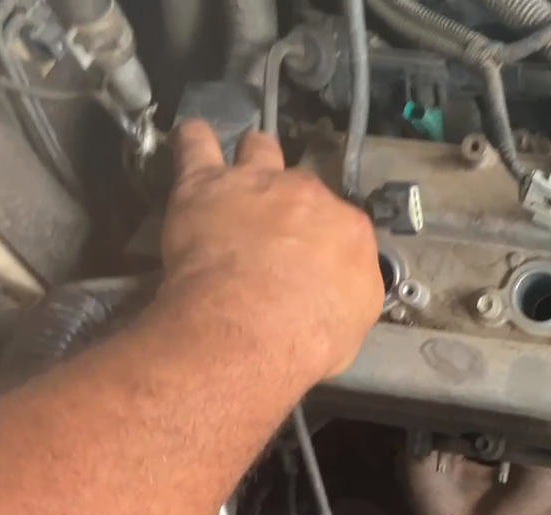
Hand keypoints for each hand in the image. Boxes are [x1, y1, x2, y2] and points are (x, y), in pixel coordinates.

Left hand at [153, 122, 382, 383]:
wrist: (257, 326)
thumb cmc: (312, 336)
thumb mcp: (357, 323)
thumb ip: (351, 292)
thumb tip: (339, 289)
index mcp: (351, 231)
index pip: (343, 227)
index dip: (327, 244)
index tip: (315, 264)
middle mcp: (310, 196)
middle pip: (303, 189)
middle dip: (293, 207)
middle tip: (277, 236)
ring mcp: (258, 183)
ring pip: (259, 149)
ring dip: (253, 160)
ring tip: (241, 180)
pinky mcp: (206, 183)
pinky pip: (195, 143)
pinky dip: (195, 143)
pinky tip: (194, 147)